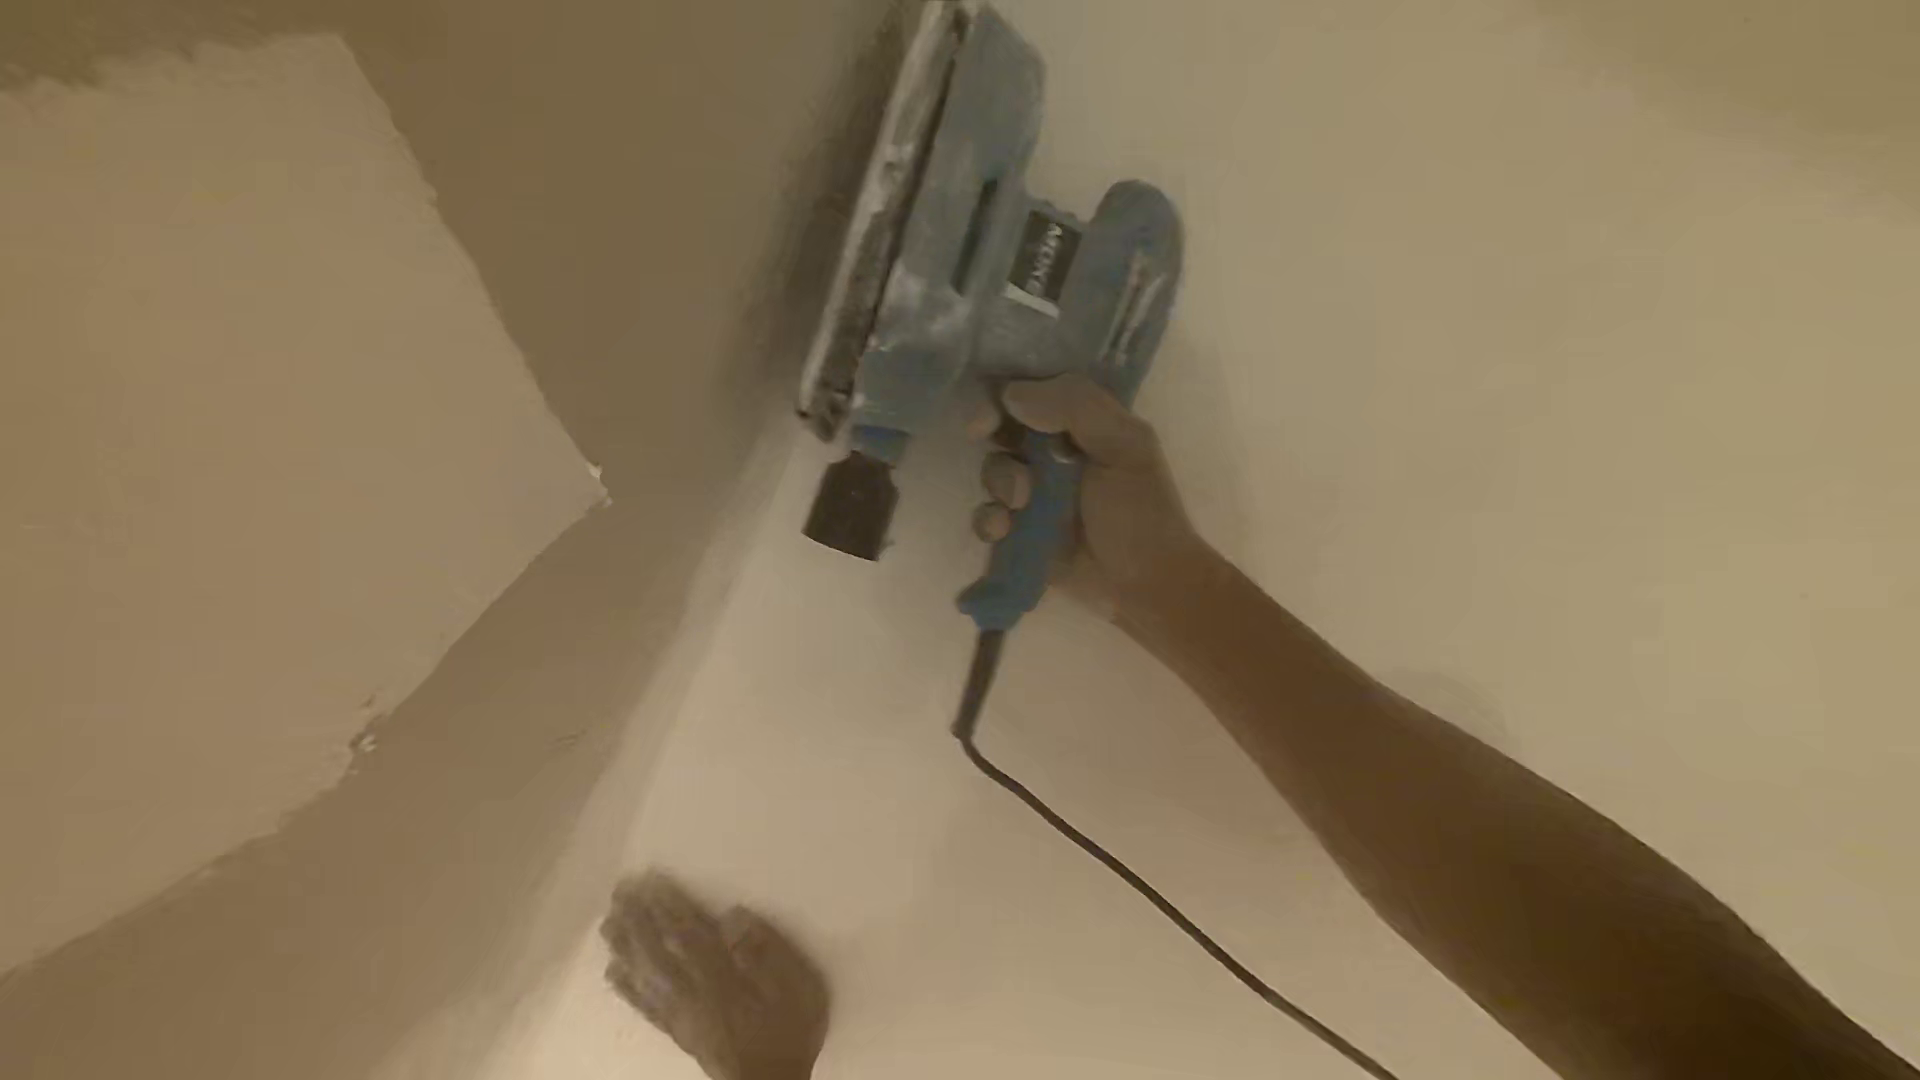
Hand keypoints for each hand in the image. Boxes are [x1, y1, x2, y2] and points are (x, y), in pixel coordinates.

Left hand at [601, 873, 828, 1079]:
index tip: (650, 881)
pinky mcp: (681, 1034)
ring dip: (627, 948)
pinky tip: (614, 973)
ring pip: (648, 977)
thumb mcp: (796, 986)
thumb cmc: (791, 1031)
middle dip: (639, 920)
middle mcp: (694, 995)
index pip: (690, 934)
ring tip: (608, 923)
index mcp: (722, 978)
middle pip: (661, 953)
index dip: (669, 906)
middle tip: (619, 892)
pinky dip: (628, 989)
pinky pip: (648, 1009)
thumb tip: (731, 915)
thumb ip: (765, 951)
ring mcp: (683, 1017)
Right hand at [971, 374, 1209, 617]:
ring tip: (1022, 502)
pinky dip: (989, 520)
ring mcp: (1035, 494)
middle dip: (992, 431)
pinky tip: (1004, 530)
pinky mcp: (1020, 532)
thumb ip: (1075, 407)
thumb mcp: (1124, 447)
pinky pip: (988, 516)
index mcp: (1082, 425)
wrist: (1144, 585)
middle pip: (1004, 426)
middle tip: (983, 434)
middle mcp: (1054, 453)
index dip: (1005, 390)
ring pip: (993, 470)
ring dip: (999, 480)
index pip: (1035, 390)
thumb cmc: (1141, 512)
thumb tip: (1011, 394)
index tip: (991, 406)